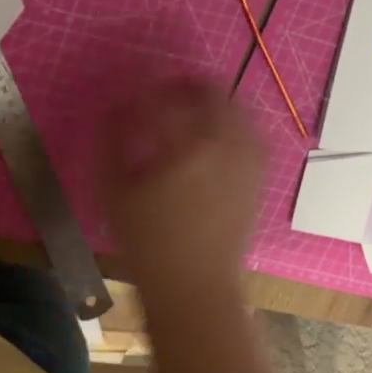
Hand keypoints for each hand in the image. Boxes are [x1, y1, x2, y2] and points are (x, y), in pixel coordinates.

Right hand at [97, 79, 262, 293]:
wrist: (194, 287)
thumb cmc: (146, 240)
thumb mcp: (115, 190)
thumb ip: (113, 141)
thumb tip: (115, 107)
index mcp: (188, 144)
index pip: (164, 97)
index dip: (143, 88)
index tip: (126, 89)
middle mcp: (226, 144)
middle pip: (212, 94)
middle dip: (184, 85)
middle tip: (161, 89)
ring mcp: (248, 161)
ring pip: (237, 110)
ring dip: (211, 101)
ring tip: (188, 107)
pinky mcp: (257, 178)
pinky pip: (250, 134)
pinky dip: (231, 124)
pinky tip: (212, 135)